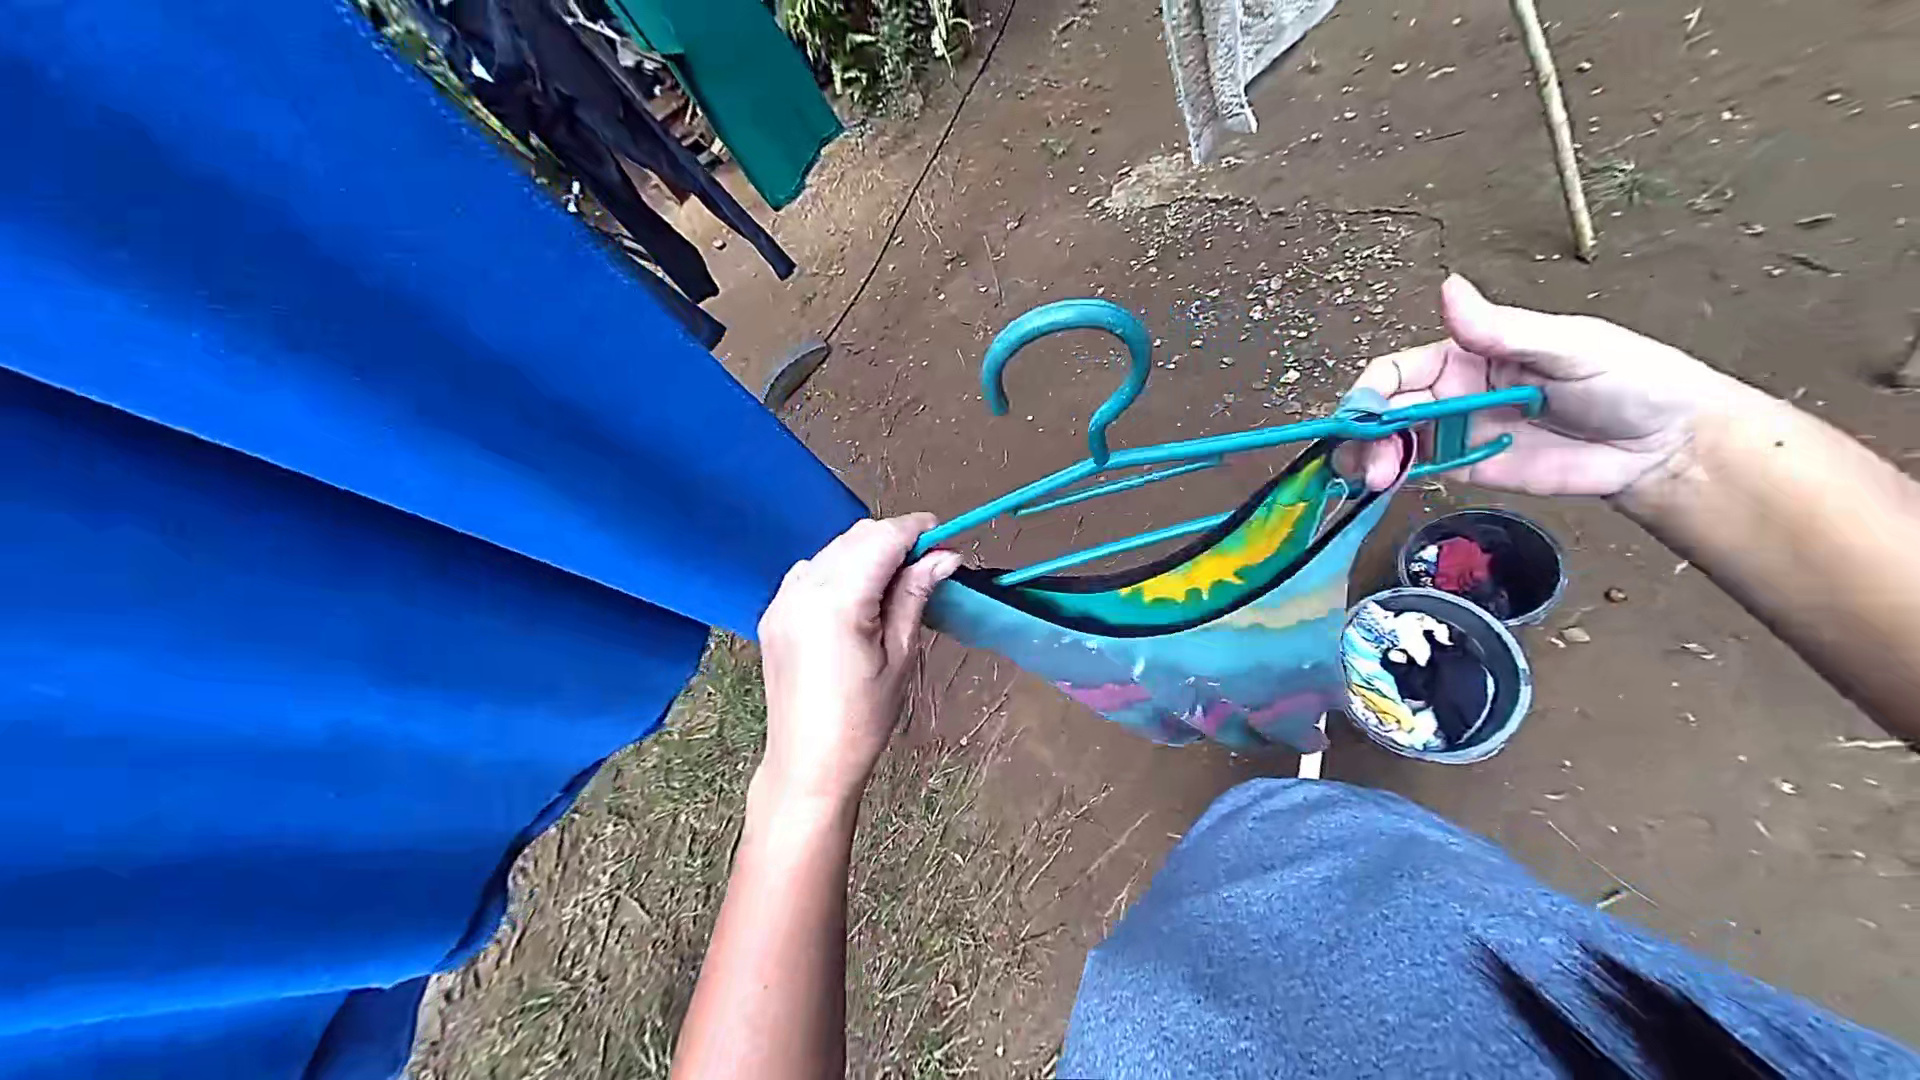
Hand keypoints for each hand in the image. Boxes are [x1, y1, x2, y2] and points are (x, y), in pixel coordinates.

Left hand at [755, 514, 963, 809]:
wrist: (807, 762)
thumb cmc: (862, 718)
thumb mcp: (900, 655)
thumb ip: (916, 594)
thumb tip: (945, 556)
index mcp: (837, 601)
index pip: (882, 539)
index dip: (916, 530)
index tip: (943, 537)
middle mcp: (802, 589)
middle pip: (856, 537)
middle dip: (895, 540)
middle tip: (928, 564)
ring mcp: (782, 599)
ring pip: (834, 549)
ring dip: (868, 552)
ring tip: (896, 582)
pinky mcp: (774, 612)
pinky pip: (812, 570)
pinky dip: (840, 568)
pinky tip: (858, 594)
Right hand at [1351, 275, 1735, 497]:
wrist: (1666, 446)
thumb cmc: (1630, 381)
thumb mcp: (1570, 346)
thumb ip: (1501, 328)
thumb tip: (1449, 287)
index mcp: (1462, 357)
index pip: (1394, 373)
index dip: (1369, 392)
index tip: (1362, 417)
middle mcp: (1445, 394)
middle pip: (1381, 412)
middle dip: (1363, 435)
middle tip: (1369, 461)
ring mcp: (1449, 433)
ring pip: (1385, 443)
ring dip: (1367, 459)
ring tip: (1373, 478)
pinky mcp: (1458, 468)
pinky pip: (1410, 470)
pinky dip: (1387, 476)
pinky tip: (1382, 484)